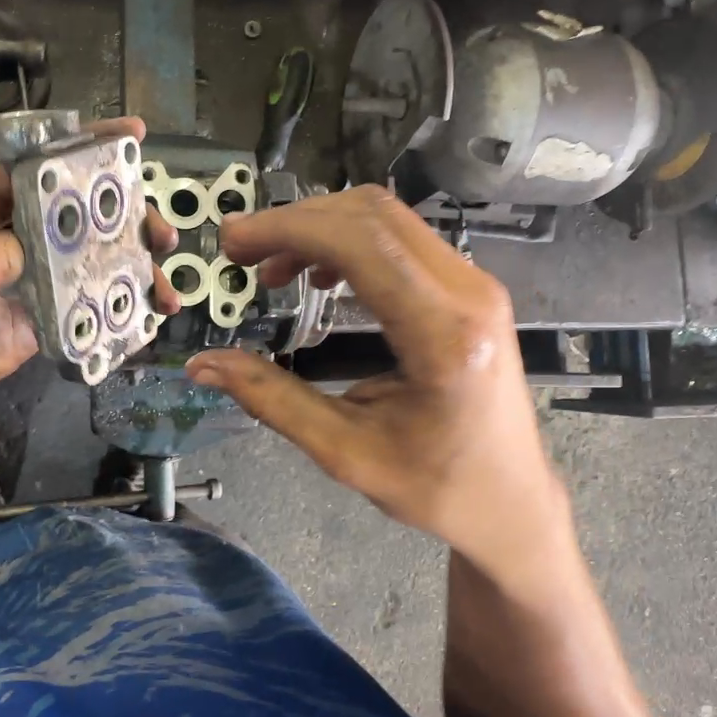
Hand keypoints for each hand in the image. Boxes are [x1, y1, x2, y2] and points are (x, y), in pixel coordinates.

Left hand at [0, 117, 179, 423]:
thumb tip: (17, 251)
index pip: (41, 165)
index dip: (84, 145)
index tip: (129, 136)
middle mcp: (27, 236)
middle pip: (88, 210)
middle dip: (131, 214)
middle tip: (161, 233)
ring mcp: (47, 276)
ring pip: (102, 255)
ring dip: (138, 264)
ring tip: (164, 288)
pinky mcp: (58, 314)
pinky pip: (99, 302)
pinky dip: (127, 306)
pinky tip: (150, 317)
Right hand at [184, 186, 566, 571]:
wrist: (512, 501)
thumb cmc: (439, 488)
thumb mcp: (346, 453)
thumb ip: (272, 400)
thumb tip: (203, 365)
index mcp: (443, 336)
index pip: (362, 243)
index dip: (288, 229)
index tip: (233, 244)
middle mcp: (468, 293)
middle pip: (372, 214)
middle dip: (295, 222)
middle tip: (240, 252)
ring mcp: (475, 284)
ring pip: (386, 218)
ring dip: (320, 229)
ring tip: (271, 269)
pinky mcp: (469, 288)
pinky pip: (401, 239)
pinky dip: (348, 242)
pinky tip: (317, 277)